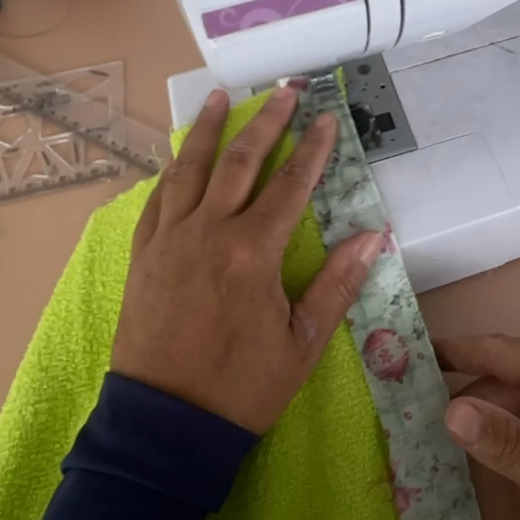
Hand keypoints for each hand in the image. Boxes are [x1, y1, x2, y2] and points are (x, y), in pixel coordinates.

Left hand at [111, 84, 385, 433]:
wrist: (163, 427)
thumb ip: (338, 283)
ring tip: (222, 97)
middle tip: (284, 91)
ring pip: (191, 169)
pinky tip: (180, 156)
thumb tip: (375, 236)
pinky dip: (172, 171)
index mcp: (251, 252)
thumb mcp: (303, 343)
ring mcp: (170, 240)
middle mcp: (208, 232)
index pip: (290, 185)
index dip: (312, 148)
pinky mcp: (144, 256)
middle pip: (241, 161)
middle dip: (267, 122)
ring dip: (210, 129)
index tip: (325, 117)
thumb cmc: (241, 387)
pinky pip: (157, 200)